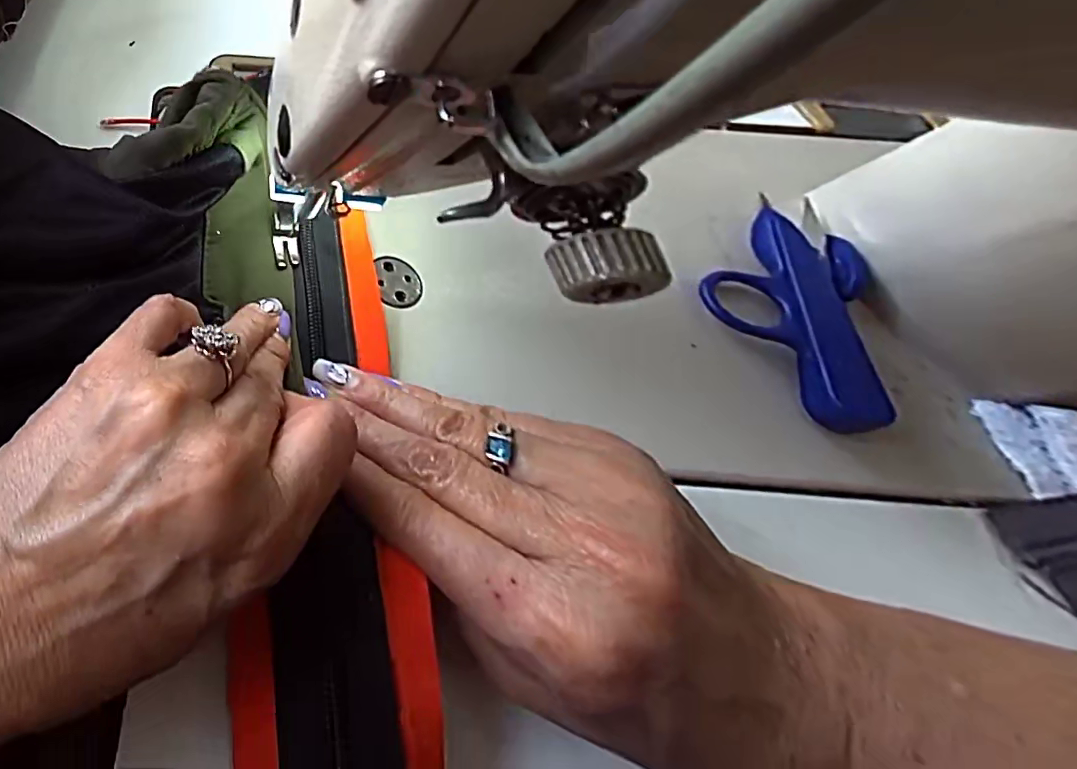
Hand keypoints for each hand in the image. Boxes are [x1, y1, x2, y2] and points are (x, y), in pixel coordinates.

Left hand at [0, 297, 355, 757]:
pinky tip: (182, 331)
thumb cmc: (89, 624)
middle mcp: (224, 458)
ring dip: (242, 336)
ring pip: (235, 339)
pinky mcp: (112, 368)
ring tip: (242, 330)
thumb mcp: (214, 601)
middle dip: (269, 376)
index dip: (315, 418)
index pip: (331, 431)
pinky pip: (170, 313)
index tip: (296, 414)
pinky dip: (182, 318)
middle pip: (276, 378)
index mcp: (258, 528)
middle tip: (260, 371)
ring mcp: (168, 403)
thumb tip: (283, 445)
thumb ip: (269, 518)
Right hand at [302, 362, 824, 768]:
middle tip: (325, 394)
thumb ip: (448, 593)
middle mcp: (579, 537)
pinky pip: (509, 418)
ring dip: (403, 400)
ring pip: (471, 425)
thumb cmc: (643, 694)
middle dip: (371, 425)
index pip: (423, 521)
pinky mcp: (610, 448)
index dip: (362, 477)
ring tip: (354, 381)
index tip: (324, 449)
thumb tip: (388, 518)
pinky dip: (453, 404)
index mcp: (549, 613)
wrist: (751, 665)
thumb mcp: (520, 675)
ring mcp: (601, 481)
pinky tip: (416, 395)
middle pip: (442, 461)